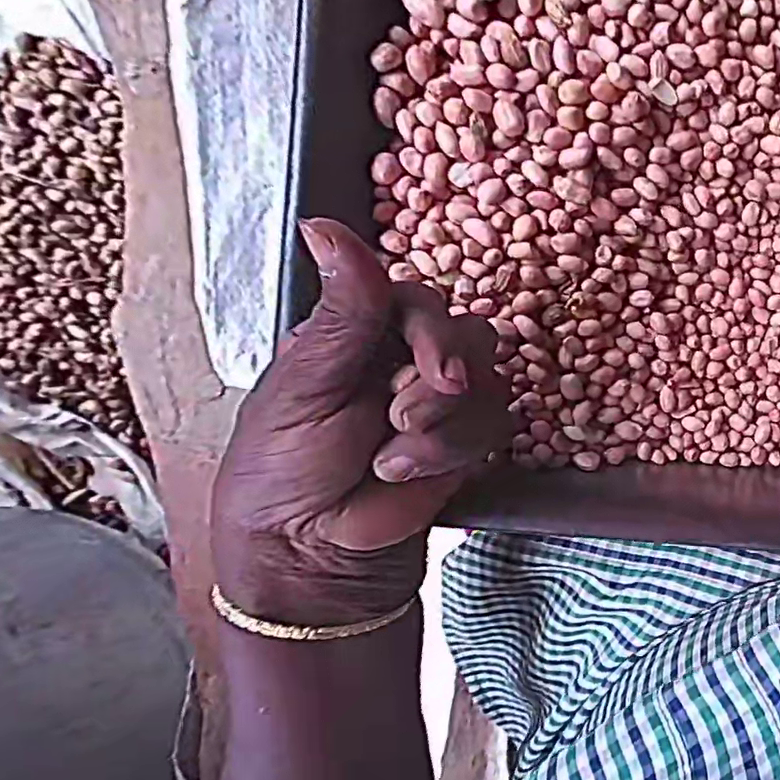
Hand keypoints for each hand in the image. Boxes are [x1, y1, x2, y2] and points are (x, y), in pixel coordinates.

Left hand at [212, 218, 511, 627]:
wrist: (312, 552)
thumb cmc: (283, 468)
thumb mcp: (305, 386)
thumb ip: (342, 313)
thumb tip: (326, 228)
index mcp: (361, 333)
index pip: (420, 302)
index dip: (433, 330)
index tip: (432, 369)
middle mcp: (408, 359)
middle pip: (469, 335)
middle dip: (443, 378)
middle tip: (405, 417)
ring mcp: (444, 398)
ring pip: (489, 381)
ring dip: (445, 424)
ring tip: (393, 455)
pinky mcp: (470, 437)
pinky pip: (496, 422)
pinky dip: (455, 451)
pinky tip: (409, 470)